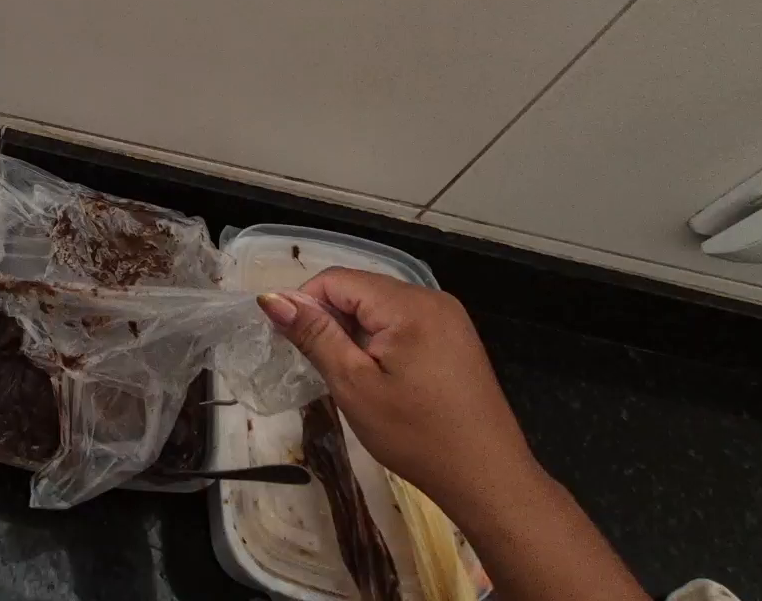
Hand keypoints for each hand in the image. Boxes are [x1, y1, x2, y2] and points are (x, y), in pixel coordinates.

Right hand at [258, 269, 540, 512]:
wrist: (490, 481)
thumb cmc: (417, 436)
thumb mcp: (354, 385)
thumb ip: (314, 334)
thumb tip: (270, 298)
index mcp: (408, 304)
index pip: (336, 280)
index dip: (306, 305)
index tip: (296, 345)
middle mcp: (430, 297)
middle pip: (358, 288)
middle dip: (331, 319)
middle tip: (326, 366)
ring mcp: (447, 316)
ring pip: (378, 304)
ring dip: (353, 330)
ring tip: (353, 375)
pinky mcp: (454, 335)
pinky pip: (401, 319)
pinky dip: (379, 338)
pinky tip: (380, 375)